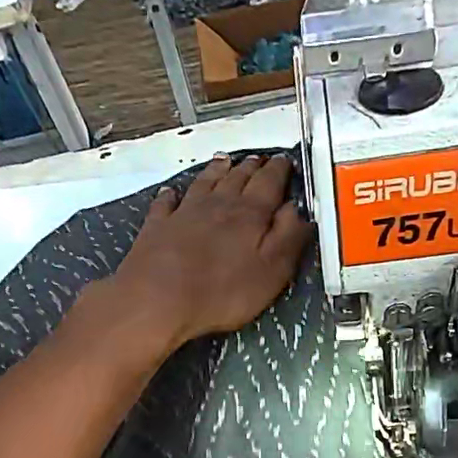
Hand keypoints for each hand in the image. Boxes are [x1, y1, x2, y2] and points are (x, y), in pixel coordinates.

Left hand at [108, 153, 313, 347]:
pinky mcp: (159, 225)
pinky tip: (173, 191)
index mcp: (250, 215)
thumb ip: (288, 238)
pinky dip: (173, 194)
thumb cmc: (224, 291)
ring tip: (225, 160)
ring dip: (218, 170)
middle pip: (238, 178)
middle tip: (260, 159)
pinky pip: (168, 202)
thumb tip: (298, 210)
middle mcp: (218, 205)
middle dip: (252, 167)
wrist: (159, 298)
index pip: (269, 184)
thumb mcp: (272, 270)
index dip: (279, 171)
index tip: (285, 161)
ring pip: (206, 182)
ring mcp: (185, 212)